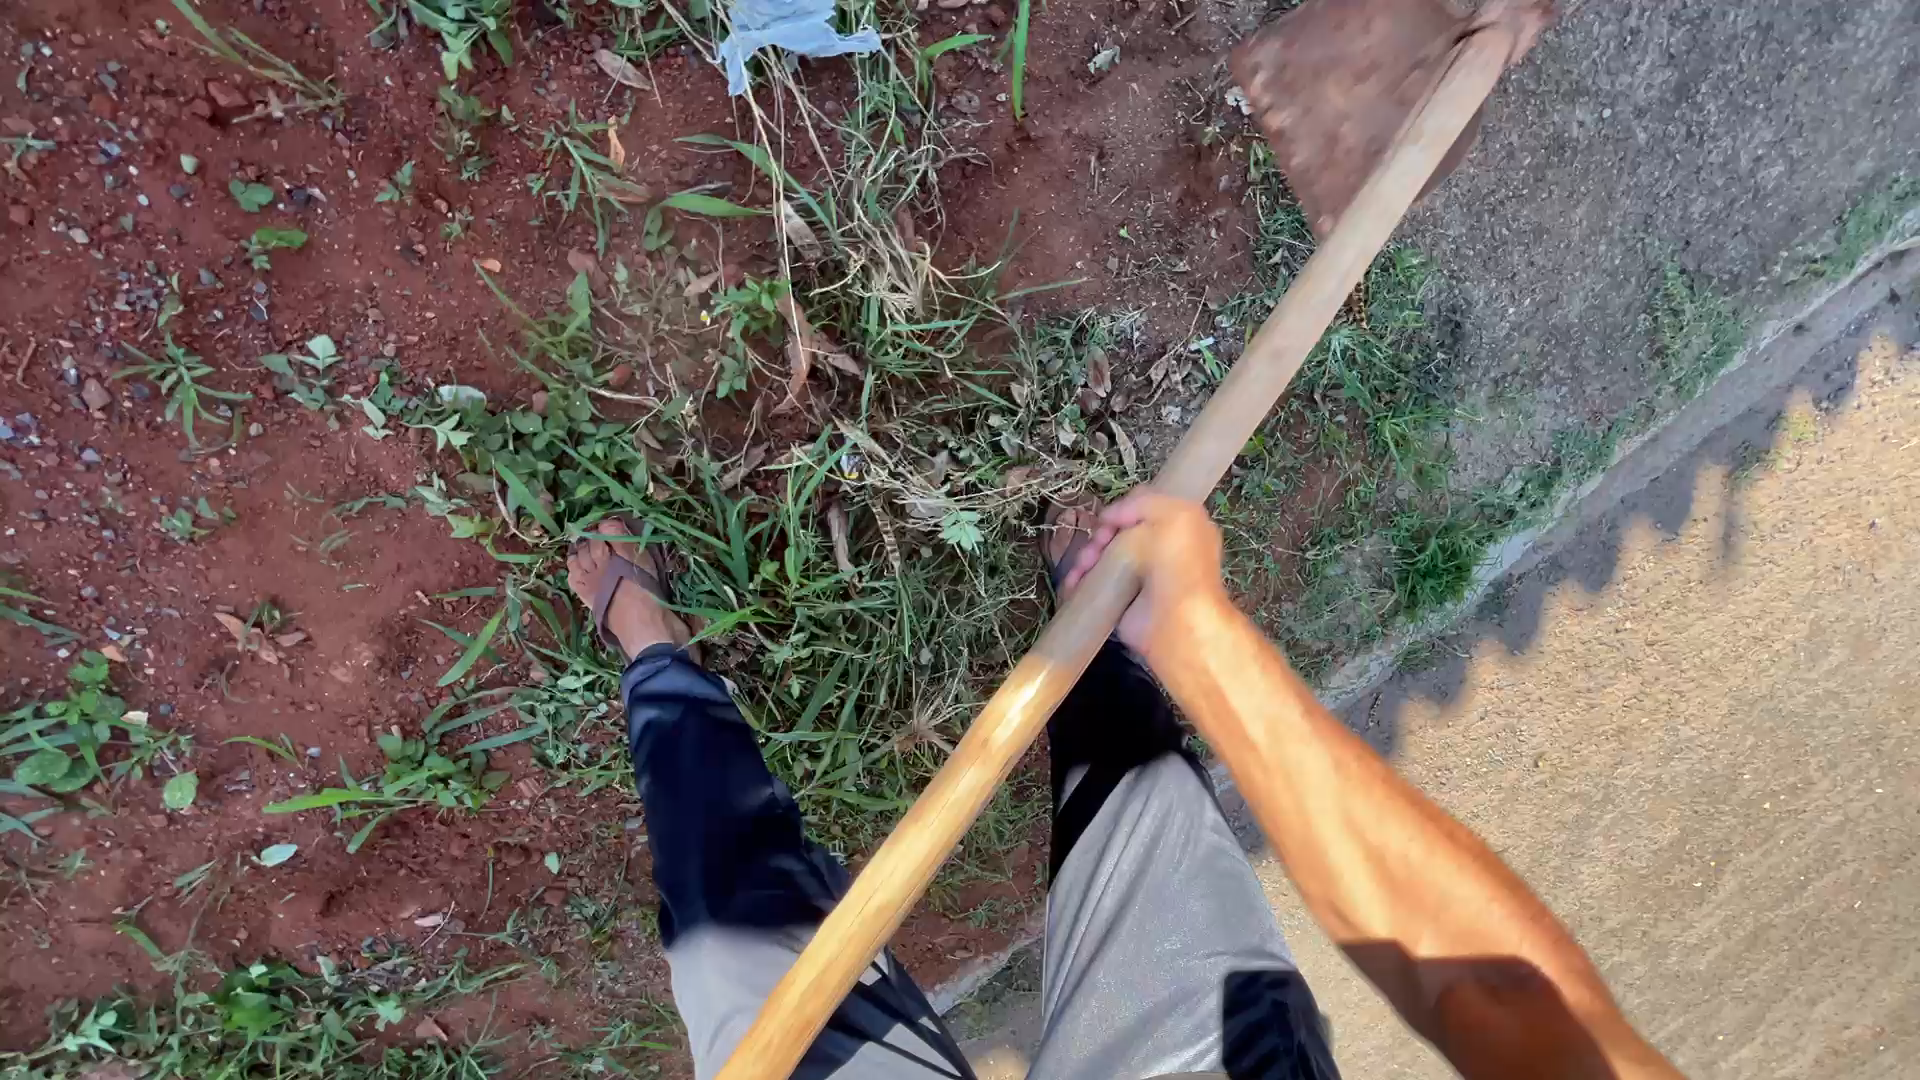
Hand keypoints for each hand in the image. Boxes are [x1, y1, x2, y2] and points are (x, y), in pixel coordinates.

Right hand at [1056, 489, 1230, 654]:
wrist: (1175, 621)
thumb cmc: (1178, 564)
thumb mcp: (1174, 515)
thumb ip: (1144, 502)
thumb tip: (1111, 517)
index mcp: (1179, 529)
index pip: (1143, 509)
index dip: (1122, 511)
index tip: (1108, 522)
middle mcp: (1160, 551)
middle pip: (1117, 533)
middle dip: (1099, 537)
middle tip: (1095, 547)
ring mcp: (1139, 578)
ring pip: (1102, 557)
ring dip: (1086, 558)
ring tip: (1081, 568)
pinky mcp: (1122, 600)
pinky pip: (1095, 584)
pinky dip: (1081, 581)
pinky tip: (1073, 583)